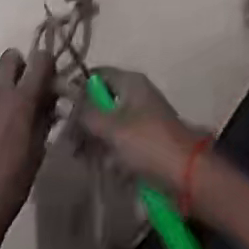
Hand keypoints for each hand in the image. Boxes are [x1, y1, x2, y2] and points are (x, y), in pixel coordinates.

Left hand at [0, 47, 55, 232]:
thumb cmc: (13, 182)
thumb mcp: (39, 148)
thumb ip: (45, 117)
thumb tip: (50, 100)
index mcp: (21, 99)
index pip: (40, 59)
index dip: (48, 64)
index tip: (52, 81)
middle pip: (10, 57)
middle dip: (22, 67)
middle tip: (29, 93)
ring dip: (6, 89)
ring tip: (9, 120)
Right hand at [77, 68, 210, 190]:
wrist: (187, 174)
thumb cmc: (148, 143)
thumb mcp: (111, 127)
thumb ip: (86, 113)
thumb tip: (68, 101)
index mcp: (131, 82)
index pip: (97, 74)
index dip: (78, 88)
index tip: (61, 107)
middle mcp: (136, 95)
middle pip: (102, 100)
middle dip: (85, 120)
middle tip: (70, 140)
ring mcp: (142, 118)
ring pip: (109, 123)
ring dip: (95, 139)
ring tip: (82, 156)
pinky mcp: (145, 141)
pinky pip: (120, 141)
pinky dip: (109, 152)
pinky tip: (101, 166)